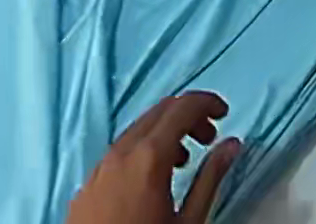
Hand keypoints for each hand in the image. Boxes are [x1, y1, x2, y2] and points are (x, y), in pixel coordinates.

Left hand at [67, 91, 240, 223]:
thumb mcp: (188, 223)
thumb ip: (210, 178)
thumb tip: (232, 144)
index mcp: (150, 155)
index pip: (184, 107)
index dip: (208, 103)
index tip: (225, 114)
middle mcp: (122, 152)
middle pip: (161, 110)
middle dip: (189, 115)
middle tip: (208, 138)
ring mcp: (99, 169)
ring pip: (138, 128)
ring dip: (165, 132)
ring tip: (182, 162)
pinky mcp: (84, 189)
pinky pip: (119, 152)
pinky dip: (142, 149)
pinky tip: (148, 181)